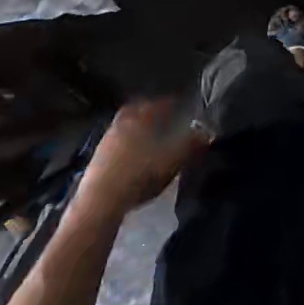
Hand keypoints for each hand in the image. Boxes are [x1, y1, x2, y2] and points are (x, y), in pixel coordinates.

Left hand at [74, 99, 204, 217]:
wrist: (101, 201)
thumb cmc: (140, 174)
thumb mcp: (173, 159)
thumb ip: (191, 144)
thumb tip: (206, 134)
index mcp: (139, 118)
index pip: (158, 104)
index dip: (171, 104)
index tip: (181, 105)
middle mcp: (121, 124)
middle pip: (136, 111)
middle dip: (150, 113)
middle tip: (162, 118)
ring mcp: (106, 142)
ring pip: (125, 128)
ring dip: (137, 130)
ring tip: (151, 140)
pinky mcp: (97, 160)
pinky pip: (117, 145)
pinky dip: (128, 146)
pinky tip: (135, 159)